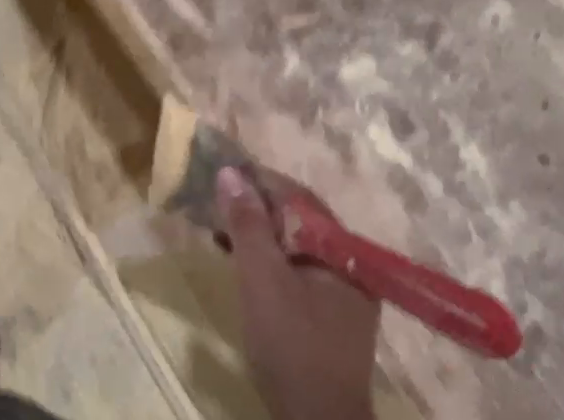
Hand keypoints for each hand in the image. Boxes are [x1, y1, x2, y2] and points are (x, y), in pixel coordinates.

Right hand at [218, 167, 381, 419]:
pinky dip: (265, 256)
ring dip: (257, 229)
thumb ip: (247, 225)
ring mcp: (340, 292)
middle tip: (215, 195)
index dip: (261, 179)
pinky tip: (239, 258)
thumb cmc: (290, 342)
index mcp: (342, 255)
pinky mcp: (326, 313)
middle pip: (300, 220)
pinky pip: (294, 267)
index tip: (222, 168)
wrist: (316, 417)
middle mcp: (348, 267)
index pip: (301, 199)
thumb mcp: (261, 278)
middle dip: (256, 203)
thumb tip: (231, 172)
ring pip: (295, 244)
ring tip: (219, 224)